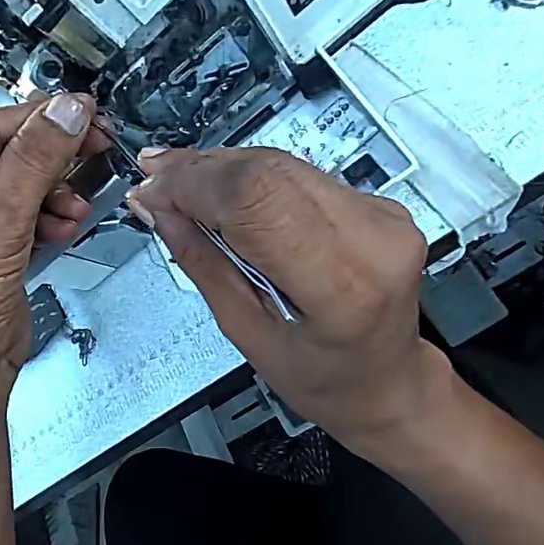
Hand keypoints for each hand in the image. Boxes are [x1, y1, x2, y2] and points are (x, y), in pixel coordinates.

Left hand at [0, 93, 106, 389]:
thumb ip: (37, 159)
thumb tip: (67, 112)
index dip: (44, 118)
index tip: (86, 112)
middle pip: (16, 152)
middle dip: (55, 162)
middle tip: (94, 149)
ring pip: (32, 183)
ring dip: (58, 195)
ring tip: (71, 211)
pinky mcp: (0, 242)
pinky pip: (37, 212)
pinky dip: (55, 218)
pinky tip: (61, 230)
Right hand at [127, 146, 457, 447]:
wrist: (389, 381)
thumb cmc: (332, 380)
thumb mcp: (252, 337)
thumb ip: (206, 266)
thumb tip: (163, 212)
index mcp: (345, 288)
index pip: (255, 201)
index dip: (194, 185)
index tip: (154, 191)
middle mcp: (374, 241)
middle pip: (269, 172)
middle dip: (203, 171)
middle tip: (160, 183)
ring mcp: (383, 219)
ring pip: (286, 163)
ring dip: (227, 170)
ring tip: (187, 188)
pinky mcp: (382, 207)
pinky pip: (306, 175)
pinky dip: (259, 179)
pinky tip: (230, 194)